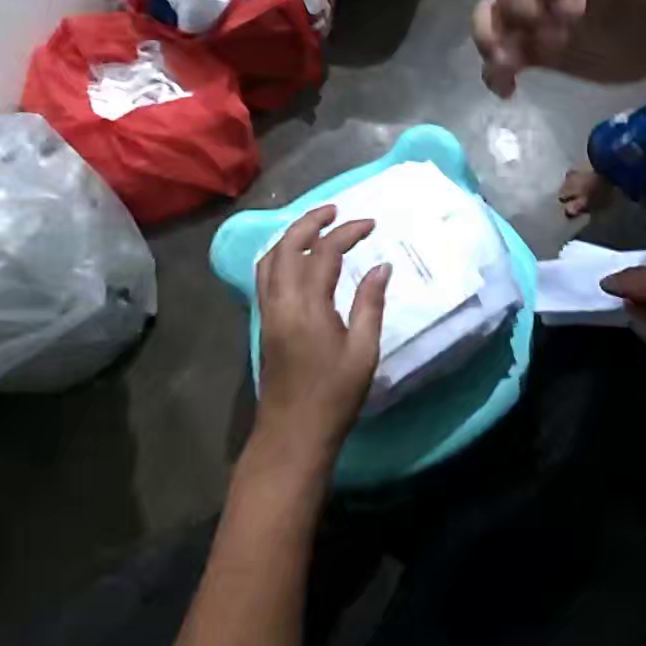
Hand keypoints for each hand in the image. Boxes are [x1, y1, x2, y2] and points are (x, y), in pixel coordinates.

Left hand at [251, 207, 391, 473]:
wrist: (292, 434)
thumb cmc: (334, 396)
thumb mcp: (363, 351)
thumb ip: (370, 303)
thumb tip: (382, 266)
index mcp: (308, 306)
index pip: (325, 252)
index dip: (348, 232)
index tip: (371, 224)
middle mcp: (281, 301)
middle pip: (288, 245)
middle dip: (311, 221)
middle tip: (336, 211)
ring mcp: (267, 311)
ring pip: (271, 258)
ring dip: (292, 235)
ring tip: (316, 226)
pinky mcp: (264, 322)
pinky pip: (265, 275)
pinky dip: (280, 254)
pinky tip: (297, 257)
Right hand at [471, 0, 645, 95]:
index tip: (569, 12)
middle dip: (516, 1)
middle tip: (548, 40)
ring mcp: (540, 7)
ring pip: (495, 6)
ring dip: (491, 33)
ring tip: (507, 64)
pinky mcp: (533, 42)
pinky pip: (502, 46)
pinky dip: (495, 67)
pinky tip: (507, 89)